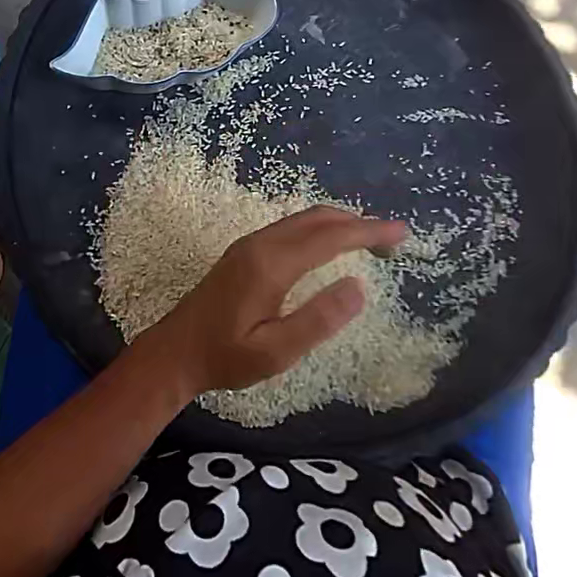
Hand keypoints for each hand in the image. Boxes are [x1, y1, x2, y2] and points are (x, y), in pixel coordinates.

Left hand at [134, 206, 407, 397]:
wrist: (175, 351)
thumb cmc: (225, 358)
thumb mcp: (275, 353)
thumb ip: (317, 320)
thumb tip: (358, 286)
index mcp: (271, 264)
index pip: (330, 237)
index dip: (369, 232)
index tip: (401, 233)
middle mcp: (261, 244)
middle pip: (318, 219)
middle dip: (359, 223)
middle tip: (392, 240)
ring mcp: (250, 244)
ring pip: (303, 219)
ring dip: (339, 224)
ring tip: (370, 241)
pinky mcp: (244, 251)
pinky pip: (290, 227)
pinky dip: (320, 229)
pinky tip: (329, 246)